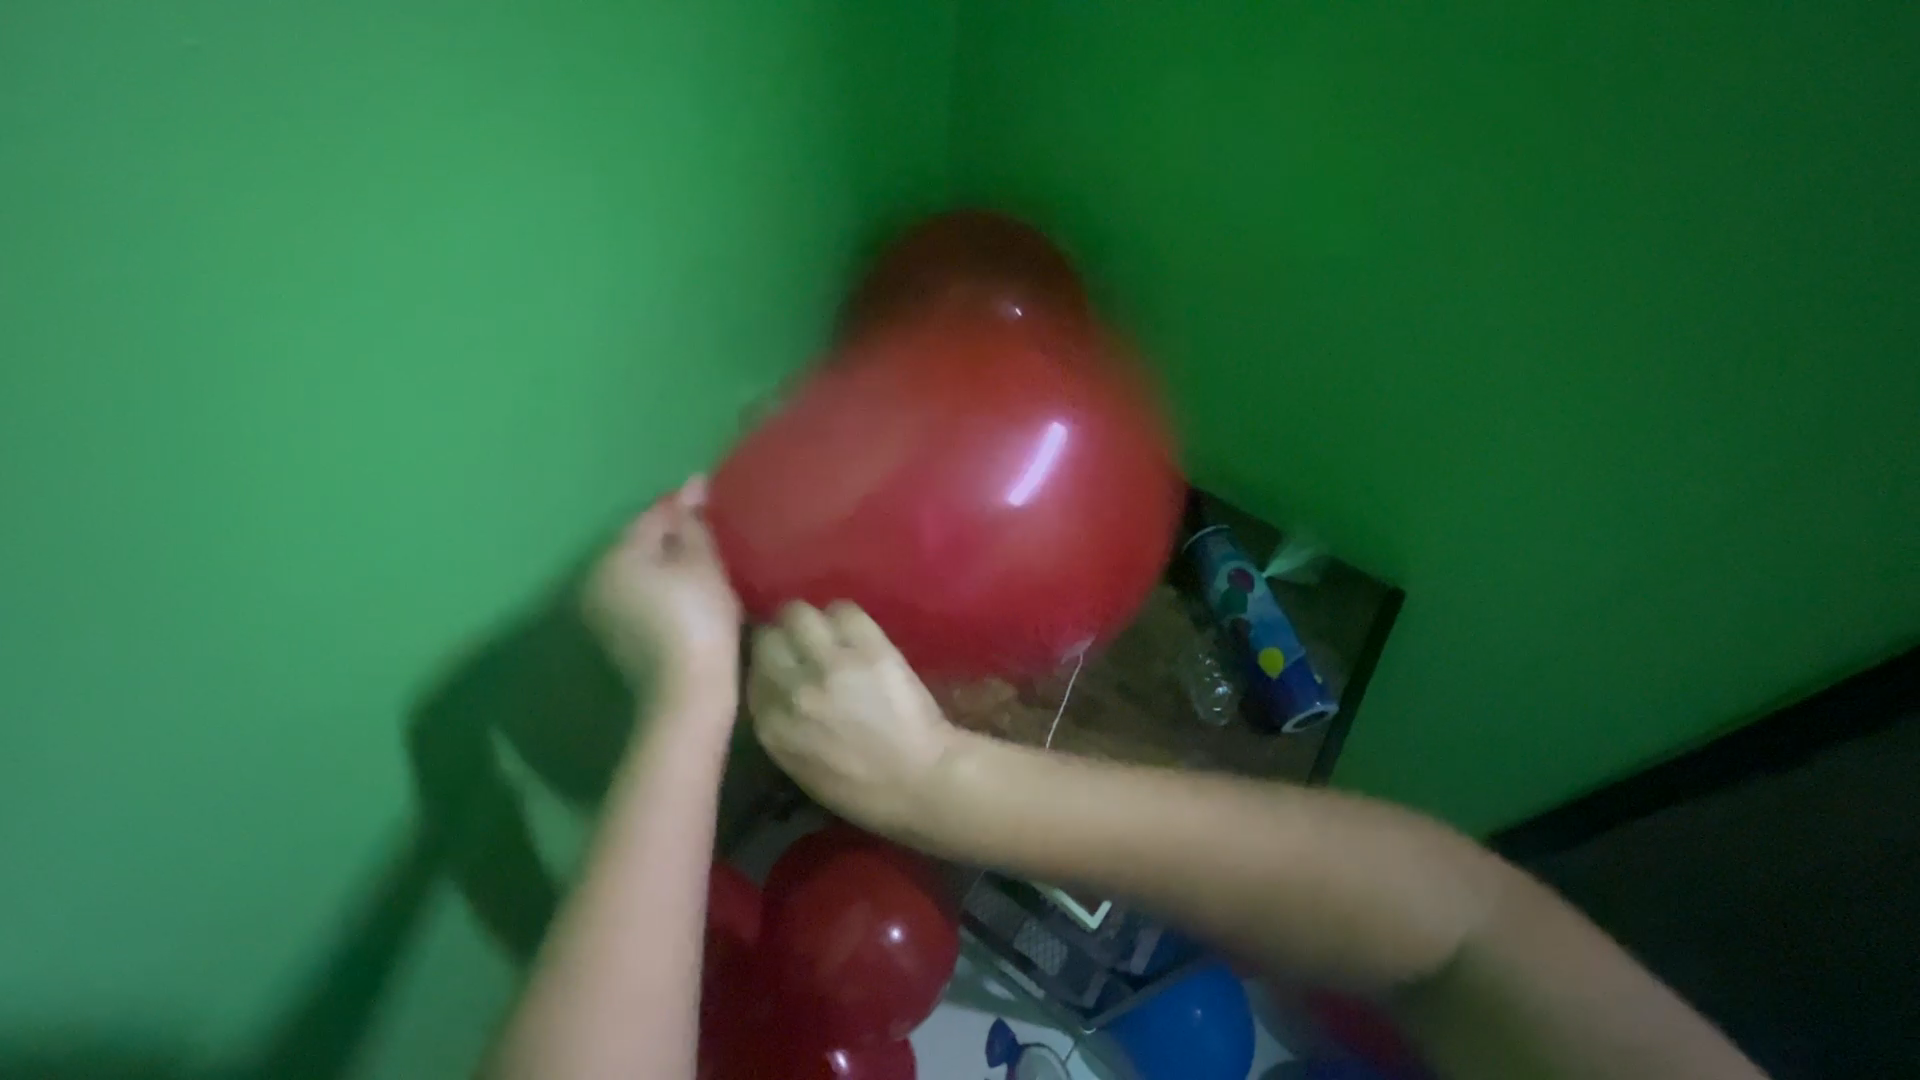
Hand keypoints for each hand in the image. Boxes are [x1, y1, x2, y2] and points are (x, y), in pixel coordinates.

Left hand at [583, 476, 741, 703]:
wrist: (688, 693)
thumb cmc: (698, 619)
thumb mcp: (702, 563)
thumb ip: (694, 524)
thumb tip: (691, 488)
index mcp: (614, 556)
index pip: (653, 515)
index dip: (685, 502)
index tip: (712, 492)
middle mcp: (597, 578)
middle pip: (641, 543)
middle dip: (673, 532)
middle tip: (712, 525)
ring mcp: (603, 610)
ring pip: (640, 570)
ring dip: (668, 561)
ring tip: (706, 556)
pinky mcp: (617, 635)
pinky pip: (641, 594)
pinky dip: (664, 586)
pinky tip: (692, 590)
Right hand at [748, 601, 965, 837]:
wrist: (922, 781)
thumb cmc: (864, 790)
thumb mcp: (802, 768)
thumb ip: (782, 724)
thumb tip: (777, 688)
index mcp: (773, 728)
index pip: (752, 674)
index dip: (767, 665)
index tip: (782, 664)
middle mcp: (794, 691)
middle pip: (769, 639)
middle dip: (781, 638)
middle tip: (801, 643)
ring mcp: (832, 665)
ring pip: (800, 614)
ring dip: (810, 621)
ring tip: (826, 632)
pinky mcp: (870, 649)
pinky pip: (844, 610)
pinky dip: (845, 617)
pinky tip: (854, 632)